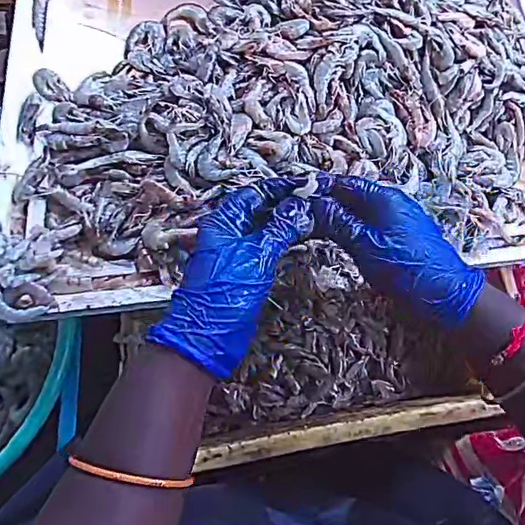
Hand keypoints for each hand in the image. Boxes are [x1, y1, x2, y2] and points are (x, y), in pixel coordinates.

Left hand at [147, 181, 312, 378]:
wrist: (207, 339)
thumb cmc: (222, 297)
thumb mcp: (256, 257)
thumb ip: (279, 229)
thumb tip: (300, 207)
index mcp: (223, 222)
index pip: (255, 192)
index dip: (281, 187)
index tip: (307, 185)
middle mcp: (228, 233)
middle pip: (261, 208)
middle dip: (288, 203)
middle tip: (317, 199)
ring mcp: (236, 252)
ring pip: (266, 227)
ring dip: (289, 221)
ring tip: (316, 216)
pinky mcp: (245, 270)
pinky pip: (268, 246)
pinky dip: (285, 240)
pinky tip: (303, 238)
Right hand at [310, 176, 484, 326]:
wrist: (446, 296)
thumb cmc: (407, 268)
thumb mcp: (364, 245)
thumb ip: (337, 223)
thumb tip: (313, 205)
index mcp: (383, 197)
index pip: (343, 183)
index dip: (318, 188)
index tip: (294, 196)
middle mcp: (390, 203)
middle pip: (350, 196)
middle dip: (324, 204)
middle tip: (297, 215)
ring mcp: (396, 220)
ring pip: (357, 212)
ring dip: (334, 218)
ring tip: (310, 228)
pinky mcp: (398, 238)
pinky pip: (367, 226)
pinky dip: (348, 229)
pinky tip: (336, 240)